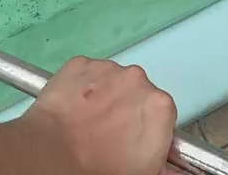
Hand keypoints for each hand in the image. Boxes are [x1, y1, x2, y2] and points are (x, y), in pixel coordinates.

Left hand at [19, 56, 178, 174]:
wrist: (58, 156)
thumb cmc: (102, 168)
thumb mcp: (146, 172)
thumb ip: (163, 161)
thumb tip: (169, 168)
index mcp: (159, 106)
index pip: (161, 112)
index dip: (147, 127)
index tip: (137, 139)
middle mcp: (136, 79)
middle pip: (136, 91)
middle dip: (126, 107)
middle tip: (111, 133)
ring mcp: (105, 68)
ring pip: (110, 79)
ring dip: (104, 95)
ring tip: (89, 122)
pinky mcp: (79, 63)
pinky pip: (85, 73)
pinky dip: (81, 86)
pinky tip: (75, 108)